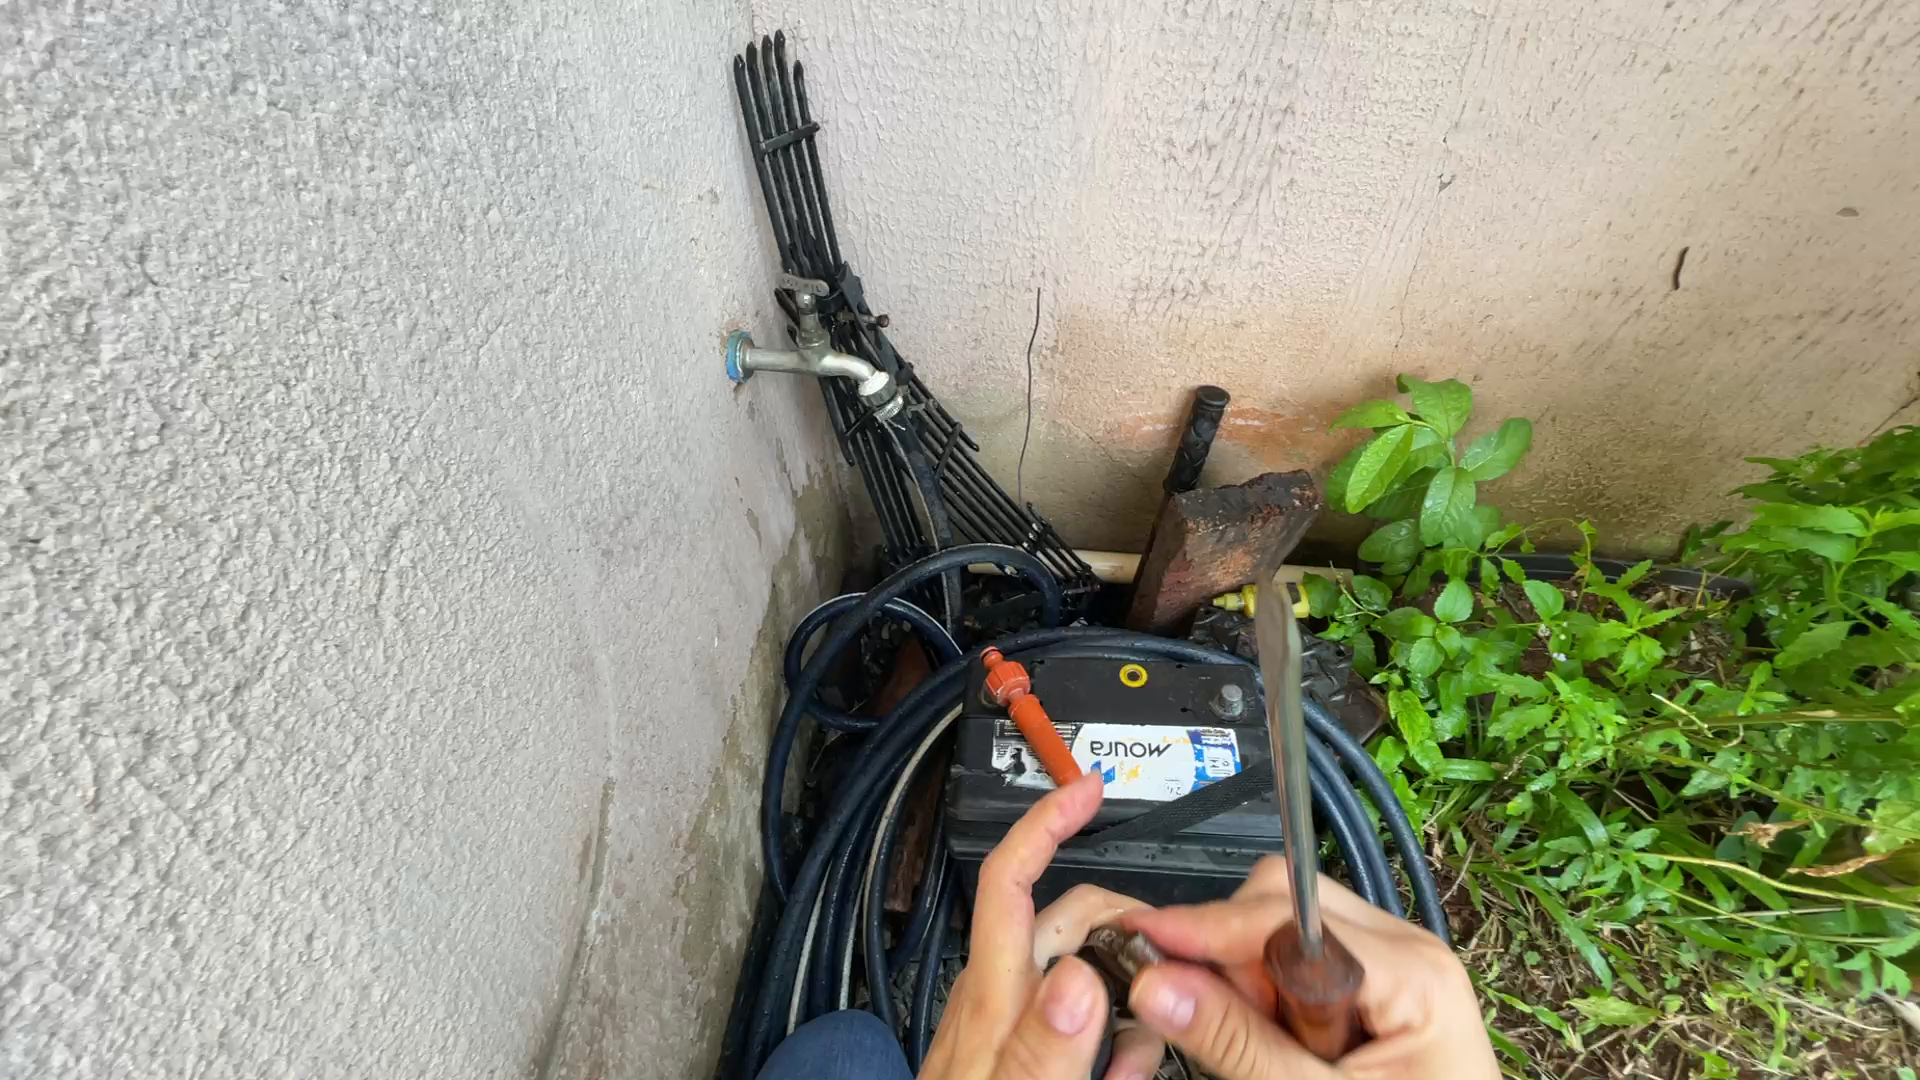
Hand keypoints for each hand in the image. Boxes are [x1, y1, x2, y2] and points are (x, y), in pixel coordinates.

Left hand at [920, 770, 1166, 1079]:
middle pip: (1069, 916)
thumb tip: (1080, 977)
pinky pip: (1085, 1017)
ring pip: (1087, 966)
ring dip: (1128, 994)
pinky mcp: (1032, 1045)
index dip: (1046, 823)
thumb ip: (1042, 1054)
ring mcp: (1016, 1018)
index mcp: (991, 993)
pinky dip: (1116, 1034)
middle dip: (1124, 928)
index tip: (1088, 789)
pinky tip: (1125, 1072)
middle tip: (1171, 974)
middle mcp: (1001, 991)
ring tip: (1142, 1052)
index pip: (1010, 879)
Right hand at [1120, 857, 1497, 1079]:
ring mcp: (1390, 956)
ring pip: (1277, 917)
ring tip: (1266, 1044)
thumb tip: (1153, 984)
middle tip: (1223, 1021)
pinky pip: (1291, 945)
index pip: (1286, 915)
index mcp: (1413, 973)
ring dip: (1247, 973)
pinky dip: (1265, 984)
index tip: (1146, 938)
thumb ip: (1236, 1043)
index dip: (1210, 927)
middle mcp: (1404, 946)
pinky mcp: (1372, 974)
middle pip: (1280, 900)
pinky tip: (1279, 1035)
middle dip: (1234, 954)